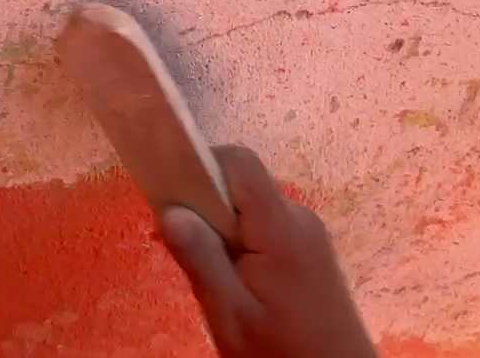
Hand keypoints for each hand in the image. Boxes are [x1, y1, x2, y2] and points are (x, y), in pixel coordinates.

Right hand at [160, 145, 376, 357]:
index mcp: (281, 228)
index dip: (203, 165)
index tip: (176, 196)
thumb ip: (201, 259)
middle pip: (241, 182)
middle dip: (207, 203)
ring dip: (222, 224)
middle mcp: (300, 219)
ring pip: (250, 204)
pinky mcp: (311, 252)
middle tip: (188, 246)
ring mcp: (310, 235)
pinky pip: (264, 224)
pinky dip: (241, 238)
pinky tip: (236, 280)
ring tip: (213, 272)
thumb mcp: (231, 317)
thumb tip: (168, 209)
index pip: (239, 161)